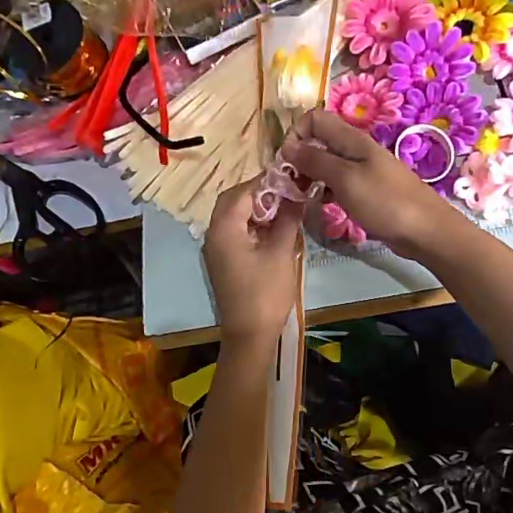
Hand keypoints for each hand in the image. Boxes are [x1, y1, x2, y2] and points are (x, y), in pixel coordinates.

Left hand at [202, 180, 301, 345]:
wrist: (249, 335)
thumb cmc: (265, 292)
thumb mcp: (281, 252)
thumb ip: (288, 219)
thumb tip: (298, 194)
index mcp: (224, 228)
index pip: (243, 192)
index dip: (266, 181)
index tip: (291, 177)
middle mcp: (214, 234)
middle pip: (233, 201)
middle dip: (260, 193)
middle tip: (288, 193)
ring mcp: (217, 250)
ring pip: (234, 217)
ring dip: (257, 210)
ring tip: (286, 209)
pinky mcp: (224, 262)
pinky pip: (235, 233)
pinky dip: (253, 226)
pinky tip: (275, 230)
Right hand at [283, 109, 464, 259]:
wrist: (426, 231)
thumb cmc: (385, 202)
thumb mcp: (345, 179)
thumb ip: (316, 161)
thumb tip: (288, 146)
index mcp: (352, 140)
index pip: (314, 119)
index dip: (296, 134)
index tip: (286, 162)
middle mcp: (357, 150)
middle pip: (319, 142)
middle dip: (299, 158)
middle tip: (290, 185)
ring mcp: (364, 171)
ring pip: (328, 165)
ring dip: (311, 176)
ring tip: (302, 197)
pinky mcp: (369, 191)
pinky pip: (339, 184)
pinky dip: (326, 191)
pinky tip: (323, 206)